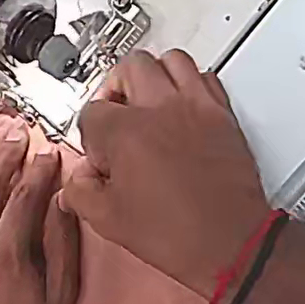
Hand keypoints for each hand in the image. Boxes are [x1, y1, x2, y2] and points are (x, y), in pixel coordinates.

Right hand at [62, 51, 271, 297]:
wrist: (229, 244)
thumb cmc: (178, 233)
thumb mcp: (109, 221)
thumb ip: (81, 194)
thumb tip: (75, 183)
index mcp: (125, 132)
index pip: (91, 112)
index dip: (90, 136)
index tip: (98, 155)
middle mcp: (160, 110)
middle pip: (128, 68)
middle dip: (115, 89)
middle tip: (115, 114)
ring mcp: (194, 107)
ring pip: (170, 59)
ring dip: (153, 75)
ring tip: (146, 99)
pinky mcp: (222, 115)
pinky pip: (205, 77)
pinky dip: (189, 83)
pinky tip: (181, 104)